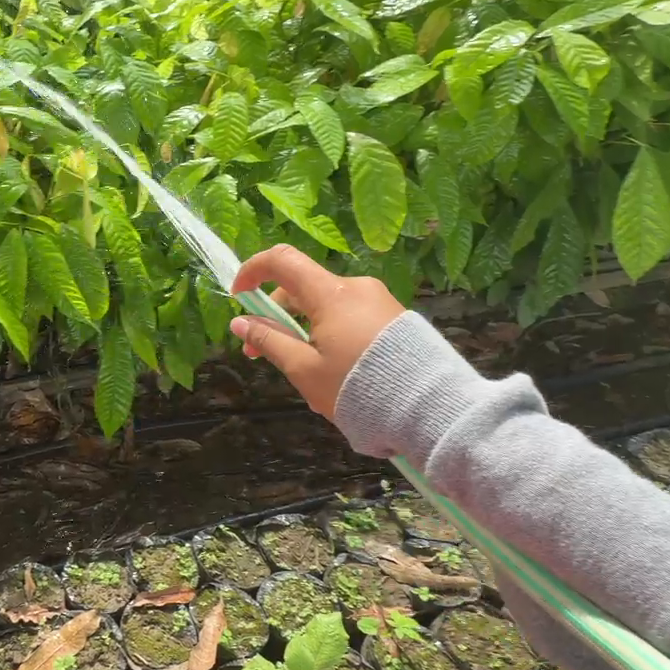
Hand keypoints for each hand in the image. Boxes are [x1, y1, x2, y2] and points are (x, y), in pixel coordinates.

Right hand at [227, 245, 405, 421]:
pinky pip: (349, 316)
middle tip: (260, 354)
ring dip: (302, 328)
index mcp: (331, 294)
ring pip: (325, 305)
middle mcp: (357, 288)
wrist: (430, 408)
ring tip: (301, 370)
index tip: (238, 295)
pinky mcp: (394, 318)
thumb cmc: (357, 387)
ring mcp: (379, 301)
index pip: (282, 260)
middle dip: (275, 315)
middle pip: (302, 288)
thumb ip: (268, 341)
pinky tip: (331, 369)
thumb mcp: (303, 369)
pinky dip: (328, 332)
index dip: (253, 270)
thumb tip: (240, 323)